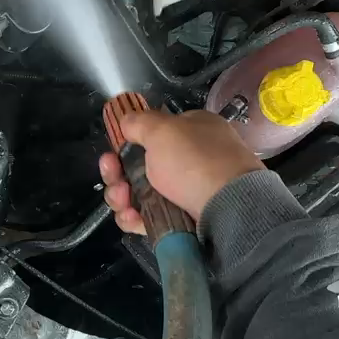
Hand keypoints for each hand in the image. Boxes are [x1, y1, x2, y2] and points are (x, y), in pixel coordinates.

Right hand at [99, 110, 262, 231]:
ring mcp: (182, 191)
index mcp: (189, 132)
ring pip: (137, 194)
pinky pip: (146, 216)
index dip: (126, 146)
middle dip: (117, 176)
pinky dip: (134, 217)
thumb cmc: (195, 162)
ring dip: (121, 197)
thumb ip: (139, 122)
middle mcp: (186, 160)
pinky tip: (131, 217)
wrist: (227, 207)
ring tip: (123, 202)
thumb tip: (126, 120)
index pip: (149, 136)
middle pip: (136, 168)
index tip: (111, 154)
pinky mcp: (177, 218)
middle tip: (115, 181)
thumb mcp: (163, 130)